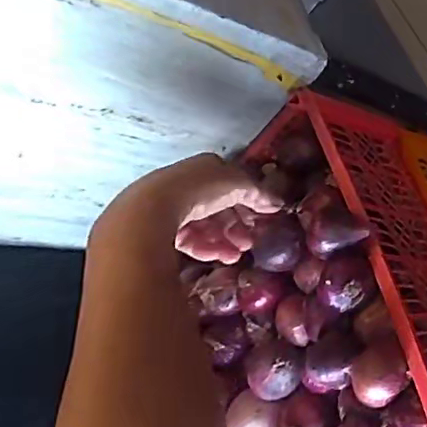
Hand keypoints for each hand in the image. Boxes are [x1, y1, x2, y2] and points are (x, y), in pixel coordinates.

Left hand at [98, 153, 282, 261]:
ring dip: (224, 241)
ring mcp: (169, 207)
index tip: (262, 217)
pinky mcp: (156, 230)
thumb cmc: (198, 190)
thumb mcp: (238, 185)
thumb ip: (259, 193)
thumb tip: (276, 203)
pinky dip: (204, 249)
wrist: (150, 211)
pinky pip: (186, 240)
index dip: (249, 201)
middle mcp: (186, 184)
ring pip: (203, 226)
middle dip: (236, 226)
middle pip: (217, 207)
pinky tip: (219, 258)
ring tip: (237, 256)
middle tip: (251, 242)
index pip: (232, 184)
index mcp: (204, 167)